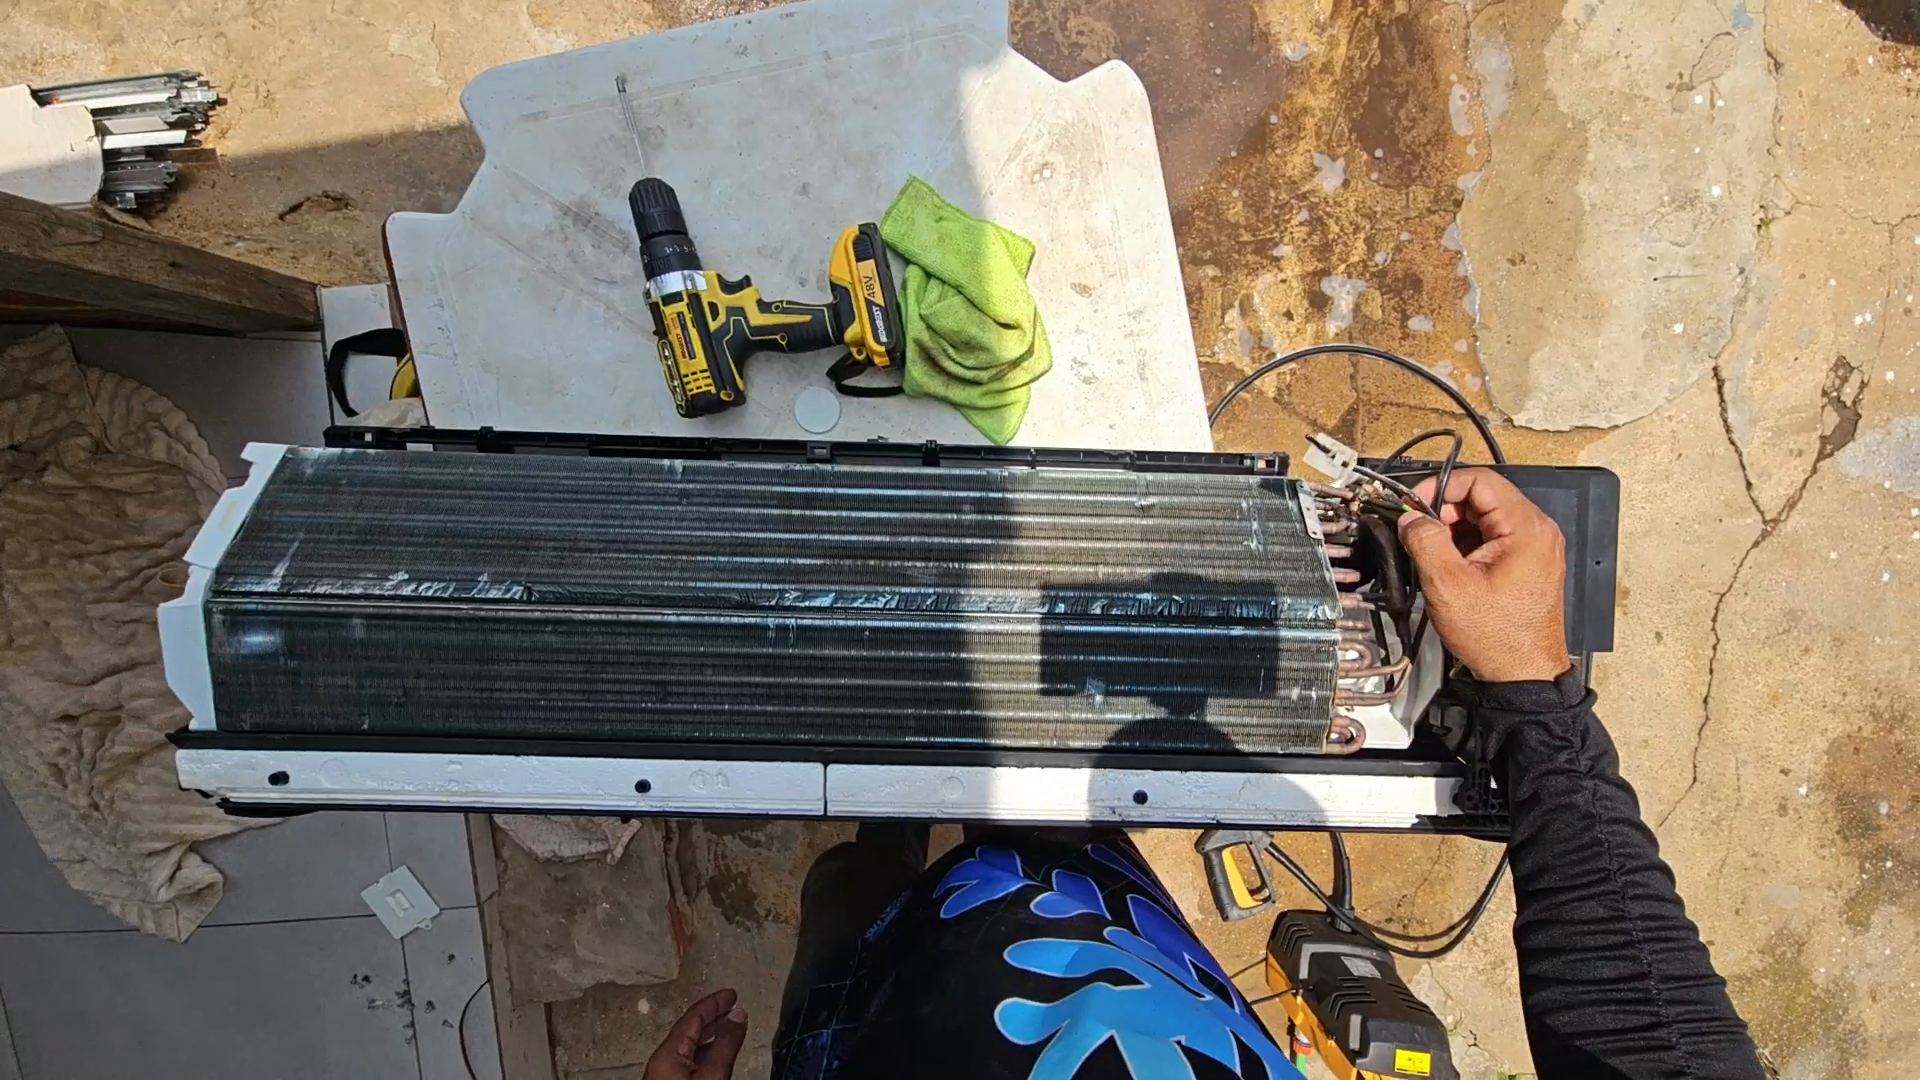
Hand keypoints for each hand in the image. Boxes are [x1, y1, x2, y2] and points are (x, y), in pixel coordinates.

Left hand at [644, 989, 749, 1079]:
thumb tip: (739, 1014)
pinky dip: (705, 1054)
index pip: (693, 1016)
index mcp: (667, 1053)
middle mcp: (660, 1063)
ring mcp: (662, 1077)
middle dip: (714, 1017)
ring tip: (730, 1031)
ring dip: (711, 1036)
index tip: (733, 994)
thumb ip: (725, 1044)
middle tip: (734, 1008)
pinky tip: (717, 1059)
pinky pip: (688, 1063)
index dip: (715, 1002)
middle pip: (690, 1030)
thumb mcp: (712, 1074)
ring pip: (689, 1048)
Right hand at [1396, 468, 1569, 683]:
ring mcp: (1533, 546)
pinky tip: (1447, 564)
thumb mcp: (1447, 584)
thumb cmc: (1494, 633)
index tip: (1412, 506)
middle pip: (1481, 496)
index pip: (1480, 480)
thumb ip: (1425, 541)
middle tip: (1418, 533)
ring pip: (1482, 515)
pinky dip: (1462, 541)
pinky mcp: (1525, 561)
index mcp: (1526, 529)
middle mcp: (1536, 531)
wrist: (1521, 670)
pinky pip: (1488, 535)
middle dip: (1442, 509)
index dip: (1439, 487)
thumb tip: (1410, 518)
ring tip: (1431, 553)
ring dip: (1450, 526)